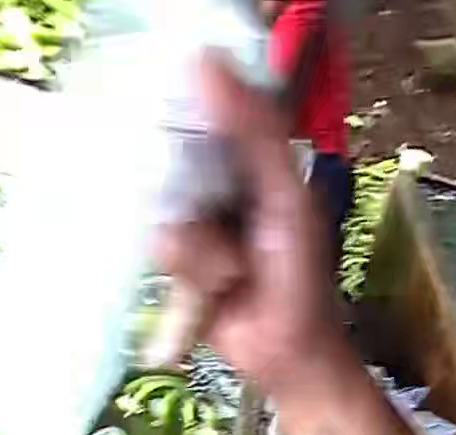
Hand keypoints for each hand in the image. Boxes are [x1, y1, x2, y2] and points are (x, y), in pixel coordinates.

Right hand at [154, 56, 343, 395]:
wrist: (287, 354)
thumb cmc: (300, 280)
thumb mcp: (287, 202)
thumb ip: (254, 135)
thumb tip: (203, 58)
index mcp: (250, 159)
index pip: (199, 105)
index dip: (180, 104)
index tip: (173, 117)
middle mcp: (215, 180)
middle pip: (165, 150)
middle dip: (189, 192)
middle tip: (224, 232)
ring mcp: (191, 217)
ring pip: (157, 200)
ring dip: (197, 245)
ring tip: (232, 272)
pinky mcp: (173, 255)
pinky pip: (155, 239)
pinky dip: (187, 265)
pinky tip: (216, 285)